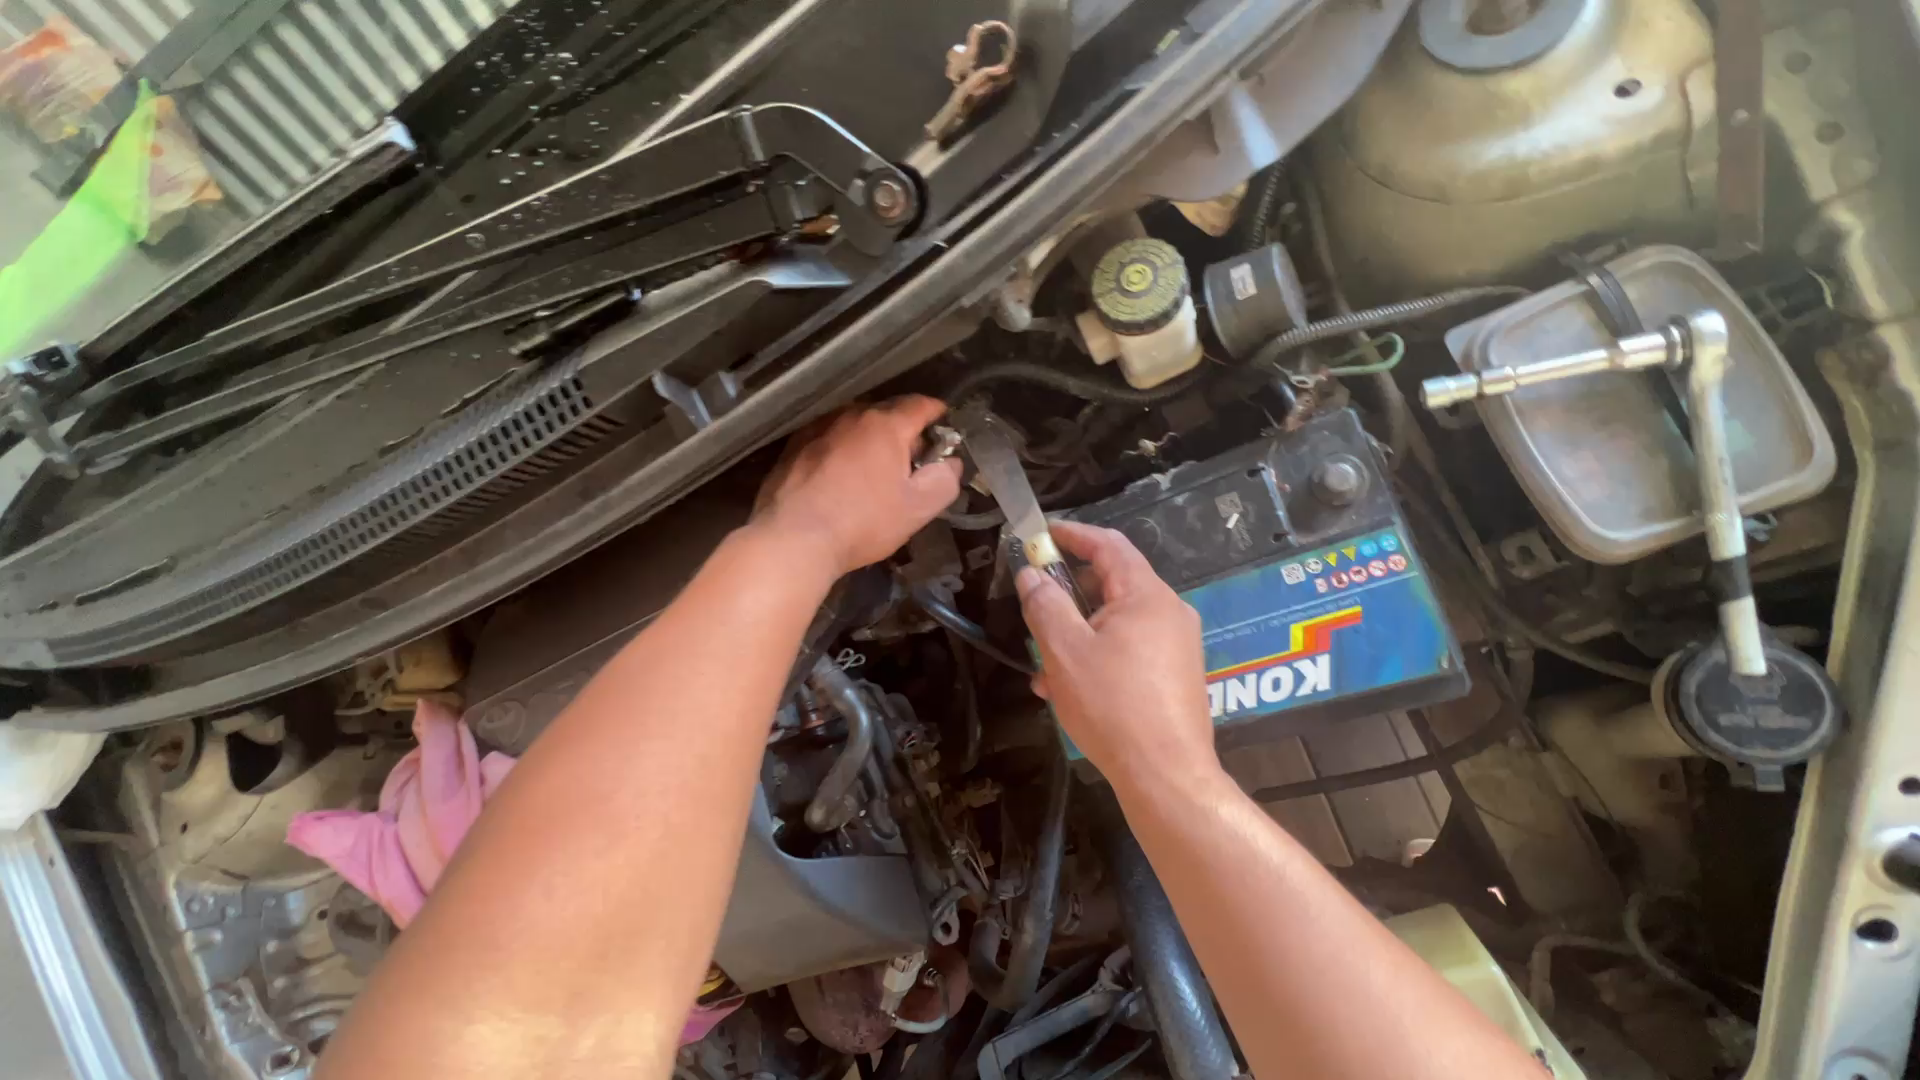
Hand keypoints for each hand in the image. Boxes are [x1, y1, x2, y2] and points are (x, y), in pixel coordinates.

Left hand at [754, 395, 963, 577]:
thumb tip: (950, 464)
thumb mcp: (917, 509)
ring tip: (873, 471)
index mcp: (885, 425)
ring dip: (869, 441)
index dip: (937, 413)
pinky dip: (840, 451)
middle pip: (886, 414)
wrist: (793, 539)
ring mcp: (816, 429)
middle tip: (912, 462)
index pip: (920, 405)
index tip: (945, 427)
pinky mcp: (792, 448)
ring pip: (853, 426)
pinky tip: (839, 478)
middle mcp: (849, 416)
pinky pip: (827, 441)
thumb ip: (944, 480)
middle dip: (903, 432)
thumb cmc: (862, 522)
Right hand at [1016, 521, 1220, 791]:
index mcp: (1147, 596)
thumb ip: (1045, 605)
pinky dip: (1097, 656)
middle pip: (1113, 583)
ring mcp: (1176, 646)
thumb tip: (1032, 575)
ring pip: (1116, 622)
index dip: (1072, 534)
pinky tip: (1067, 689)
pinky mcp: (1174, 676)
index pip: (1109, 544)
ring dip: (1077, 632)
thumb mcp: (1065, 651)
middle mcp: (1169, 613)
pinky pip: (1129, 650)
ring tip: (1043, 663)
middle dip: (1069, 592)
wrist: (1166, 776)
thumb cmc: (1113, 706)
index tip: (1041, 535)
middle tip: (1035, 605)